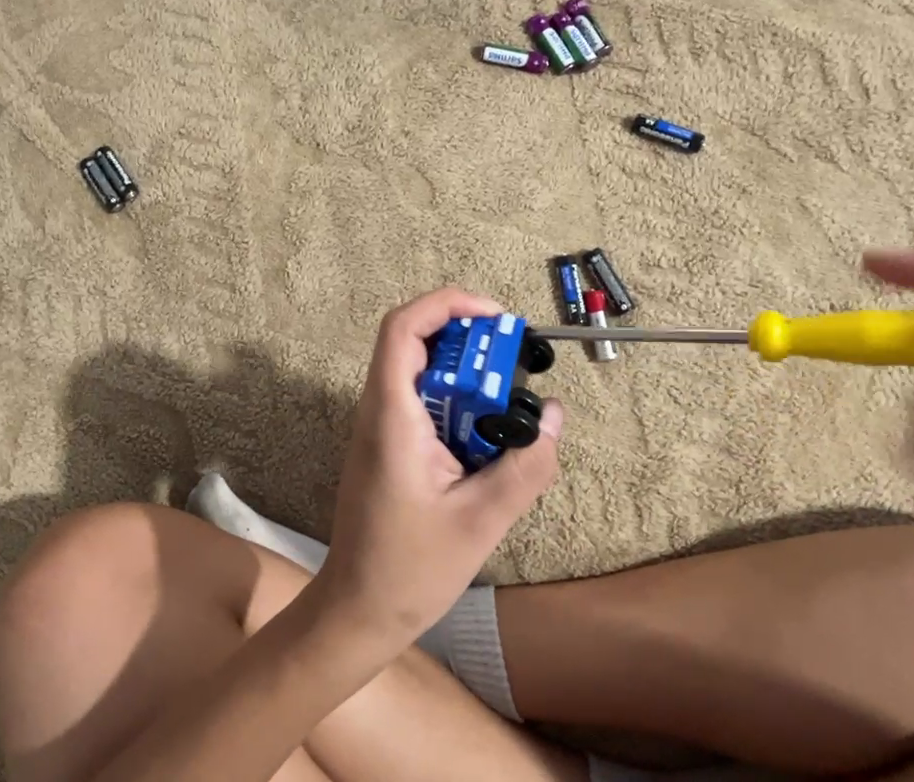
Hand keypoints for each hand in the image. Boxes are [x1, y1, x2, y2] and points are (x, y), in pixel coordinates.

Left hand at [312, 288, 563, 649]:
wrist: (359, 609)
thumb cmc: (408, 569)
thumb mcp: (481, 520)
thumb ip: (525, 466)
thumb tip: (554, 417)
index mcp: (391, 417)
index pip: (402, 328)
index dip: (447, 304)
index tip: (496, 318)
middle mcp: (380, 412)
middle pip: (418, 345)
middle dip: (471, 346)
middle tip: (518, 371)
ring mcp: (381, 429)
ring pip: (425, 376)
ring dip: (469, 382)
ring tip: (510, 415)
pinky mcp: (390, 448)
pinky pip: (426, 406)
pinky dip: (461, 410)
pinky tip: (489, 447)